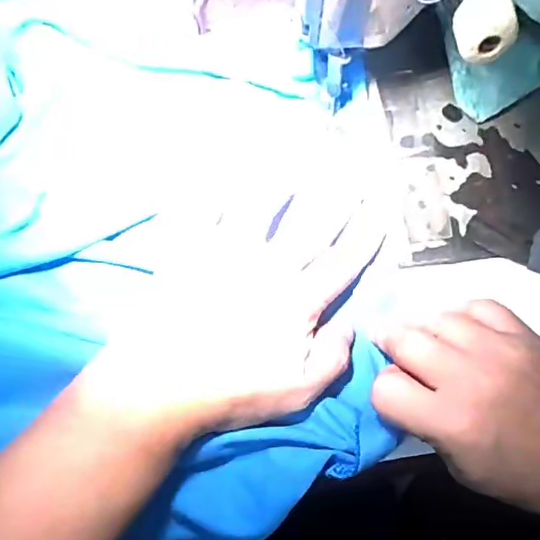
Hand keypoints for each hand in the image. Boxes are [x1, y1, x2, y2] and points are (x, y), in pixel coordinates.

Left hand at [68, 186, 382, 443]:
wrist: (160, 387)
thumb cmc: (232, 393)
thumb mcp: (298, 393)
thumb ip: (332, 360)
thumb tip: (351, 325)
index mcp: (298, 302)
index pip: (341, 261)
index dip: (364, 234)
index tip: (379, 208)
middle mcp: (267, 268)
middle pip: (309, 221)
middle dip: (336, 190)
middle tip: (353, 162)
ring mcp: (225, 254)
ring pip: (258, 201)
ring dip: (281, 171)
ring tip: (296, 145)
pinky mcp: (187, 251)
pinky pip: (201, 204)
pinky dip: (212, 179)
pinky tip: (221, 158)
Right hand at [370, 300, 539, 521]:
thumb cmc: (529, 479)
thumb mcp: (466, 473)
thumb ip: (430, 432)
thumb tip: (407, 400)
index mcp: (452, 421)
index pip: (385, 387)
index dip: (382, 395)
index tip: (395, 401)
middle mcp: (469, 376)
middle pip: (404, 339)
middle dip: (389, 348)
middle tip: (390, 355)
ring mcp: (499, 348)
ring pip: (437, 316)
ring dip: (422, 329)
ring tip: (424, 342)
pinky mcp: (524, 333)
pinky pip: (478, 305)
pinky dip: (461, 315)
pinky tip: (461, 330)